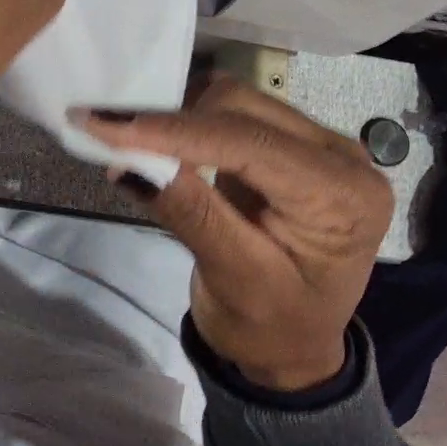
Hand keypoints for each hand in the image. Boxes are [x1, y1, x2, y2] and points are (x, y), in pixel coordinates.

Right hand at [79, 76, 393, 390]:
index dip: (172, 129)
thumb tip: (132, 161)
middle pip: (241, 106)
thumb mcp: (235, 279)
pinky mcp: (283, 143)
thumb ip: (192, 213)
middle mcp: (338, 155)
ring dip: (173, 112)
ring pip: (230, 99)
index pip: (248, 142)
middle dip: (170, 115)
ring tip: (123, 134)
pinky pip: (227, 113)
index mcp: (344, 193)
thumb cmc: (273, 325)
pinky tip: (150, 138)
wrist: (290, 346)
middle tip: (103, 131)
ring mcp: (312, 144)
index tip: (101, 124)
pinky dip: (183, 120)